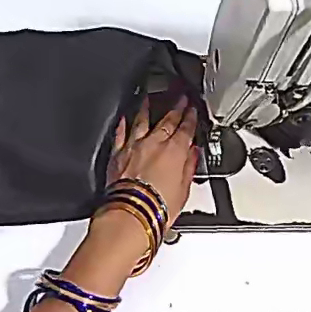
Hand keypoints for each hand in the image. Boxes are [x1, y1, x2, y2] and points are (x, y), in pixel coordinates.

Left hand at [105, 100, 198, 228]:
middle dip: (176, 108)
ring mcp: (134, 147)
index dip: (191, 117)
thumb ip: (189, 167)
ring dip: (147, 108)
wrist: (131, 213)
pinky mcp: (118, 155)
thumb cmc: (158, 206)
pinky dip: (123, 125)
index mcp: (175, 151)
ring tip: (149, 99)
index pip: (186, 128)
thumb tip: (193, 155)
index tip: (193, 110)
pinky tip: (123, 120)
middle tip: (180, 98)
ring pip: (142, 121)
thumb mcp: (184, 189)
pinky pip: (120, 134)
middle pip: (167, 120)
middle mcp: (154, 144)